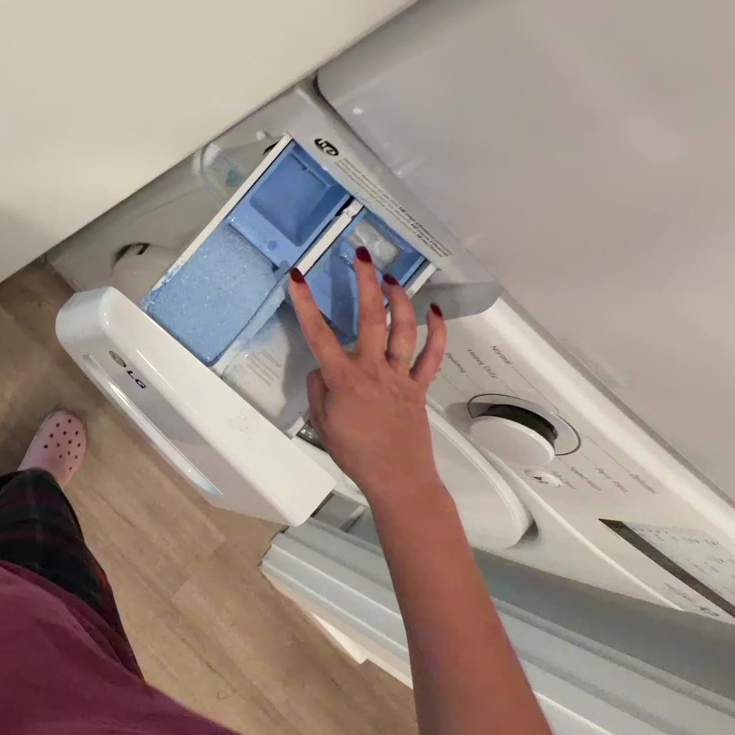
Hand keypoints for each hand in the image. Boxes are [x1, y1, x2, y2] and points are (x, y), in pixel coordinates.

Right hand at [287, 248, 446, 500]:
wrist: (397, 478)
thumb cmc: (355, 454)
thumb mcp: (322, 423)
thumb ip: (318, 391)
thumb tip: (321, 370)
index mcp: (343, 380)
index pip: (319, 334)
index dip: (306, 304)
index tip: (298, 278)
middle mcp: (373, 370)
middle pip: (371, 318)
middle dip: (365, 283)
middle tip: (360, 256)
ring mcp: (399, 376)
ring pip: (403, 329)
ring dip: (399, 299)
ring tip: (391, 276)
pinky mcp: (419, 387)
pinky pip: (431, 355)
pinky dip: (436, 332)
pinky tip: (434, 311)